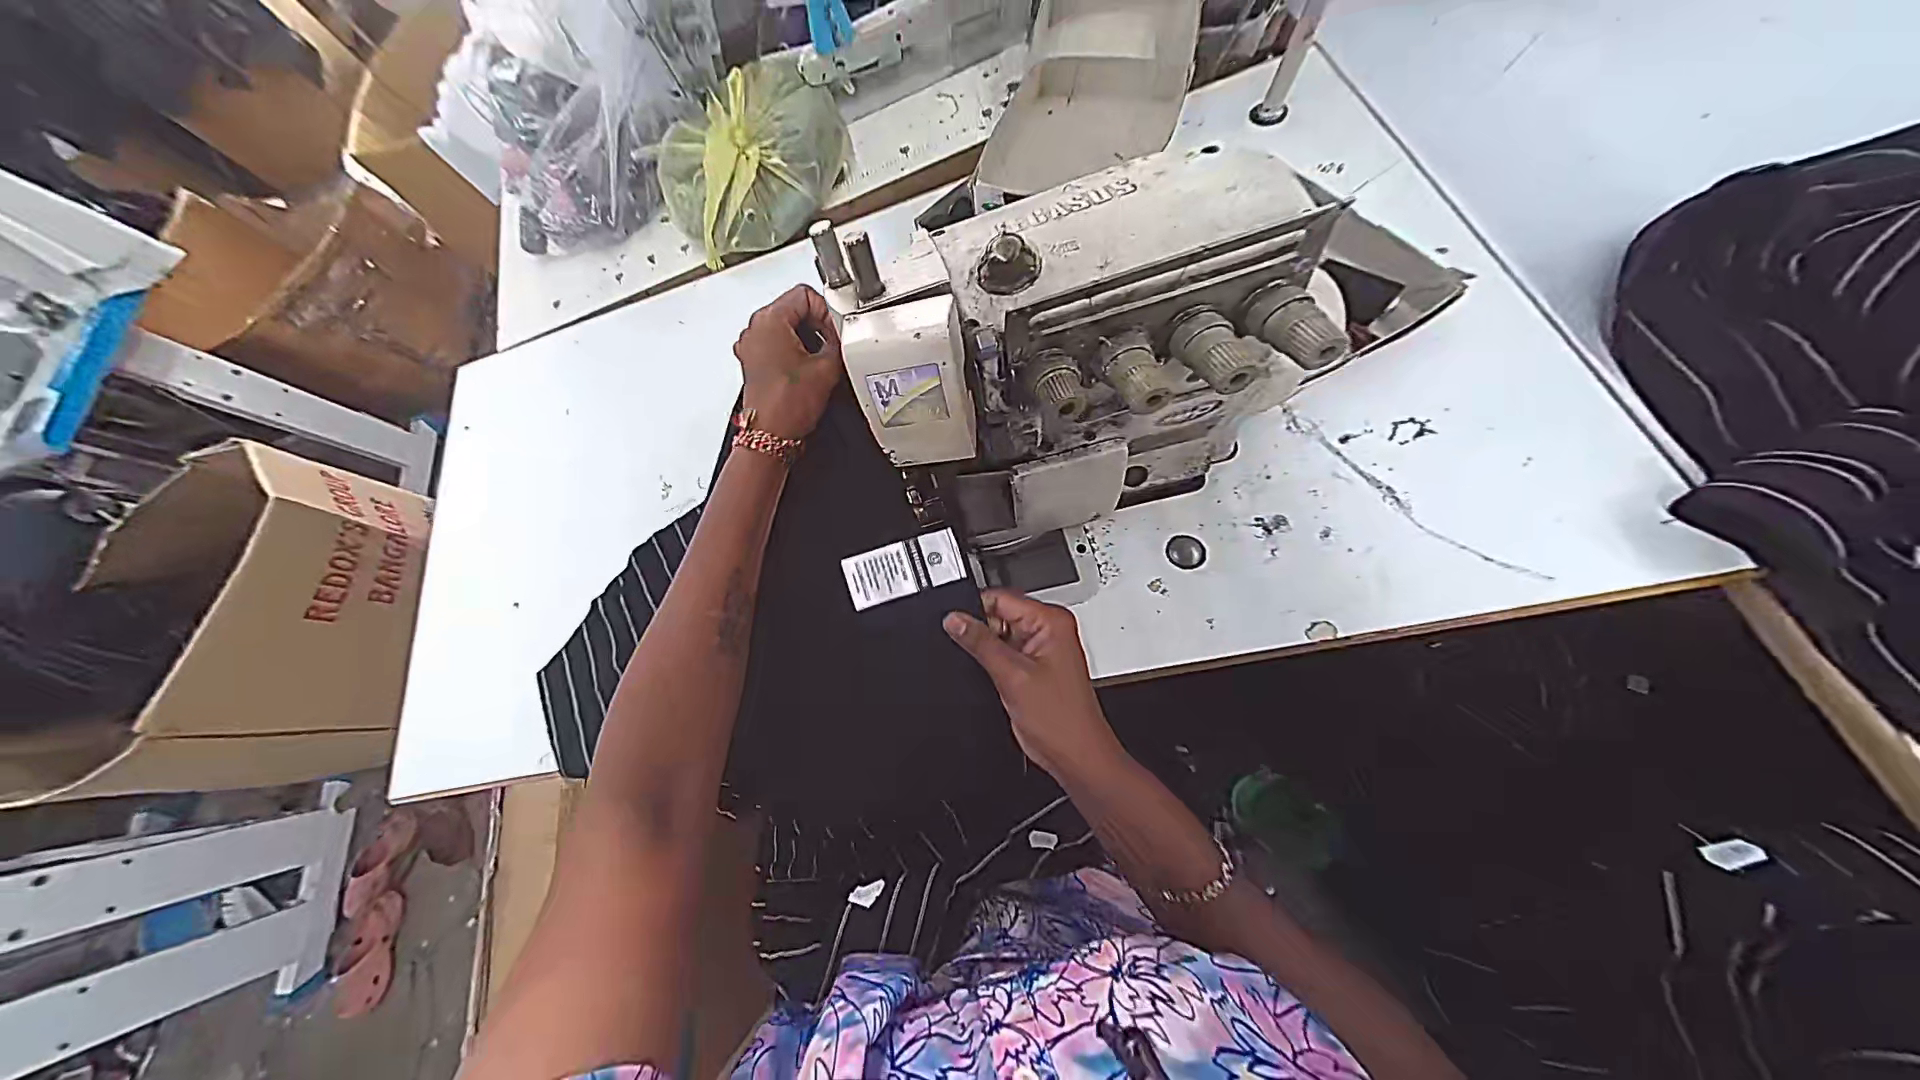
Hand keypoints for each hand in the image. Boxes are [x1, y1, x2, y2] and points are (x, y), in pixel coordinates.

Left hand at [734, 284, 842, 439]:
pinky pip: (779, 344)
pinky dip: (796, 351)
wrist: (771, 434)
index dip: (827, 311)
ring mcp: (752, 345)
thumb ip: (838, 342)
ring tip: (821, 359)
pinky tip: (808, 369)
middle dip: (818, 324)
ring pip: (787, 326)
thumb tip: (842, 336)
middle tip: (833, 344)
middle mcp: (755, 329)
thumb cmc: (787, 405)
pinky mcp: (755, 361)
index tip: (836, 331)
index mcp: (769, 320)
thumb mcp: (827, 368)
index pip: (804, 294)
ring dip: (808, 337)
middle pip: (794, 308)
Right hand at [943, 589, 1123, 777]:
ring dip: (990, 652)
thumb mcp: (1011, 675)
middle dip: (982, 633)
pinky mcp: (1033, 666)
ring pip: (999, 636)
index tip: (955, 623)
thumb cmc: (1061, 720)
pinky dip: (995, 665)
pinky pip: (1005, 654)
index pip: (1003, 597)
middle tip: (983, 658)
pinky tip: (1000, 681)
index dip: (975, 608)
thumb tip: (955, 620)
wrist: (1074, 753)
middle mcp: (1050, 629)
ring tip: (1000, 675)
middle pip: (999, 615)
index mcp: (1052, 621)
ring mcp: (1042, 648)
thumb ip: (979, 643)